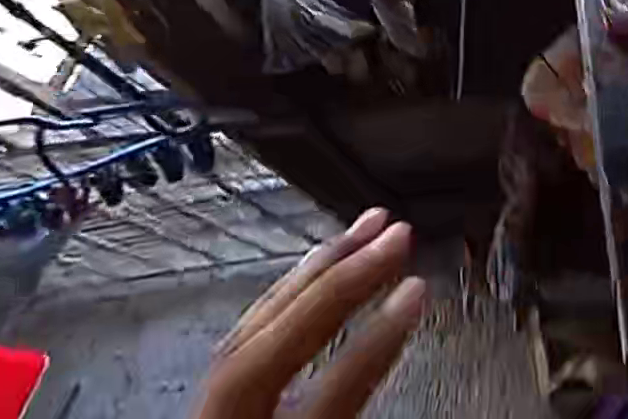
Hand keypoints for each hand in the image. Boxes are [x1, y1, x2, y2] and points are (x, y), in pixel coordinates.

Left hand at [198, 208, 425, 418]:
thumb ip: (352, 400)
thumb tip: (403, 318)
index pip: (324, 397)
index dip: (374, 342)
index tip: (419, 290)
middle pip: (276, 338)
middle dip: (343, 278)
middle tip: (399, 232)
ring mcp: (208, 409)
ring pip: (257, 323)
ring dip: (321, 268)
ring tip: (370, 227)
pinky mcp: (210, 400)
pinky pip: (250, 330)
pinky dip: (293, 290)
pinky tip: (321, 268)